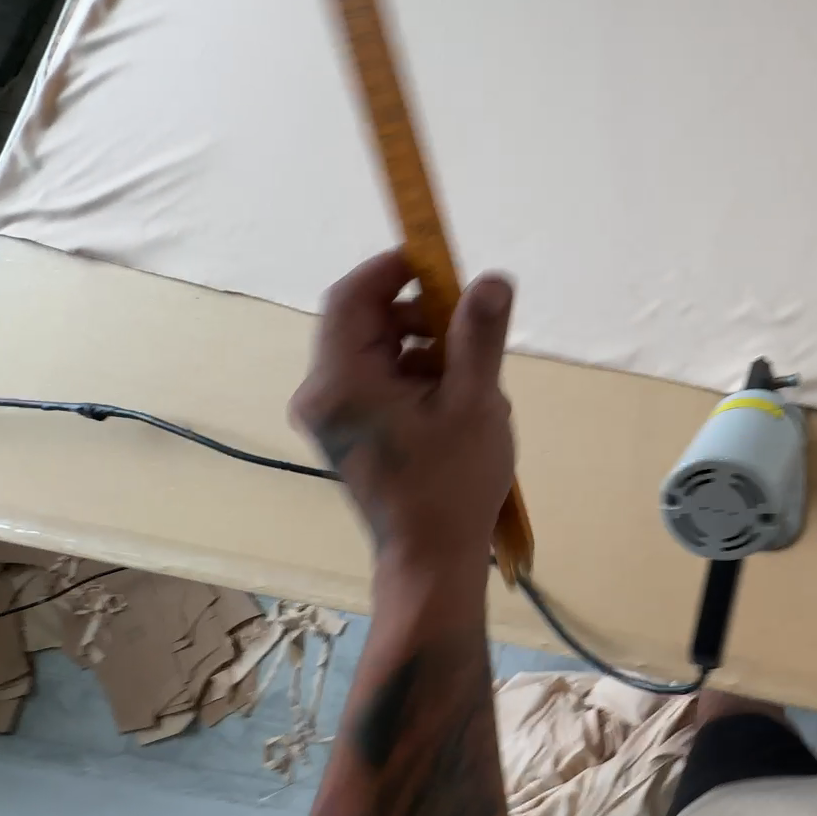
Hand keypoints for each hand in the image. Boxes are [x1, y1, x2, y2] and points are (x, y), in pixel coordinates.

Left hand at [290, 250, 516, 599]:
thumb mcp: (476, 402)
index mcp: (342, 381)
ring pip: (378, 352)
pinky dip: (419, 375)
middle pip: (366, 323)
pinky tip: (457, 402)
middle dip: (421, 315)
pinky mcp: (352, 431)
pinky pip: (383, 380)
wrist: (433, 554)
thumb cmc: (454, 480)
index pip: (352, 298)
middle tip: (472, 331)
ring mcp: (335, 414)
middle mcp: (324, 392)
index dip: (394, 268)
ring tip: (472, 378)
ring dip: (426, 348)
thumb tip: (491, 280)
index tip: (441, 260)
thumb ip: (479, 337)